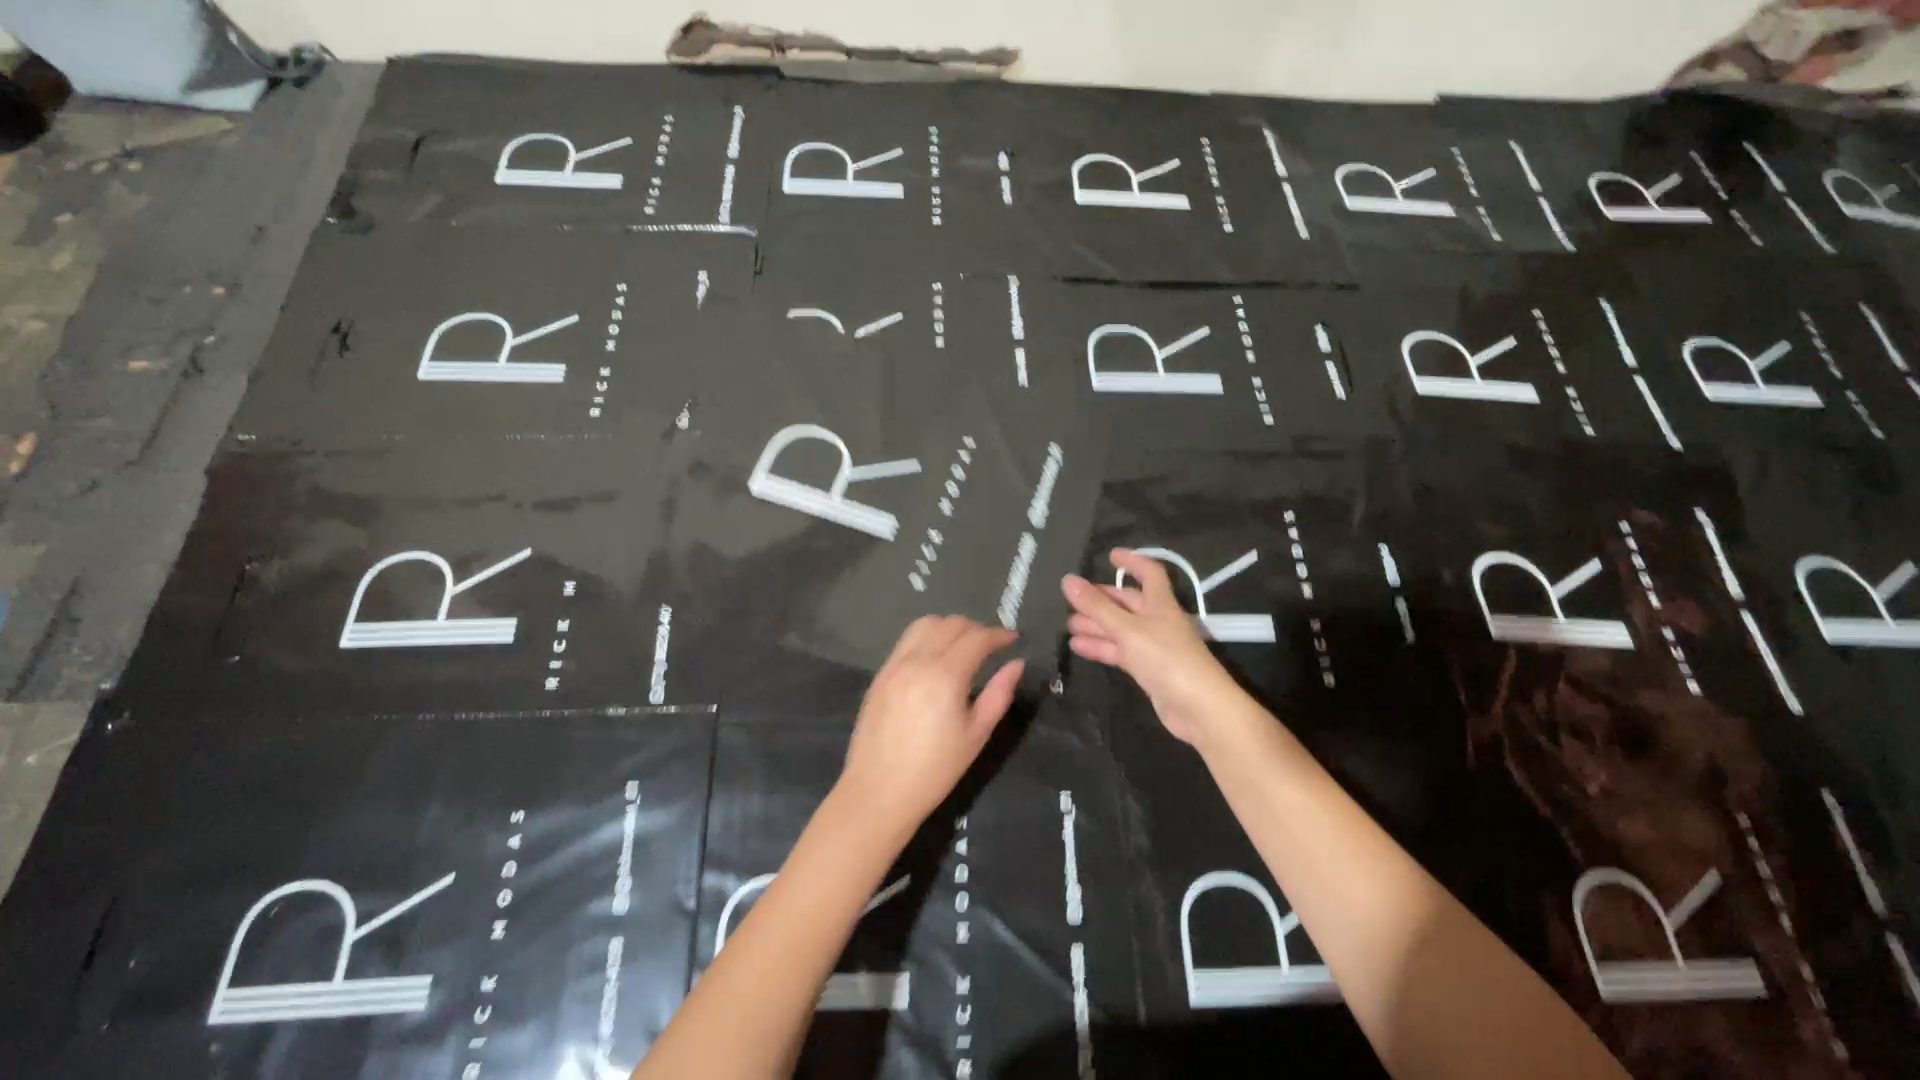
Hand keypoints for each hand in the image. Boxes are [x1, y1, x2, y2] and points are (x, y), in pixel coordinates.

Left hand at [836, 616, 1024, 830]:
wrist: (879, 791)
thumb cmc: (935, 770)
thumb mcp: (976, 735)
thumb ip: (998, 694)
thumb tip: (1016, 664)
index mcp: (945, 675)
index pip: (976, 638)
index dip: (998, 635)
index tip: (1013, 640)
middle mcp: (917, 661)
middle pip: (950, 624)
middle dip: (975, 628)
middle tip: (991, 645)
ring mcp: (894, 666)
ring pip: (923, 625)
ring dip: (948, 627)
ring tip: (963, 646)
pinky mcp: (880, 676)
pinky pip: (906, 642)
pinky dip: (926, 639)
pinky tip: (935, 660)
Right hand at [1062, 549, 1245, 746]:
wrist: (1198, 707)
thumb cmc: (1166, 658)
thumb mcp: (1128, 629)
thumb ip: (1097, 607)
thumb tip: (1068, 580)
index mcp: (1160, 604)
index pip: (1149, 573)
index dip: (1132, 562)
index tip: (1110, 556)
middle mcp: (1158, 621)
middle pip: (1129, 603)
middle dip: (1102, 600)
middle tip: (1072, 600)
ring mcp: (1154, 646)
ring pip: (1121, 629)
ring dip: (1097, 625)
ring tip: (1069, 625)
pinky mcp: (1149, 670)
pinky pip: (1121, 652)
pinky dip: (1102, 647)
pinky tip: (1079, 647)